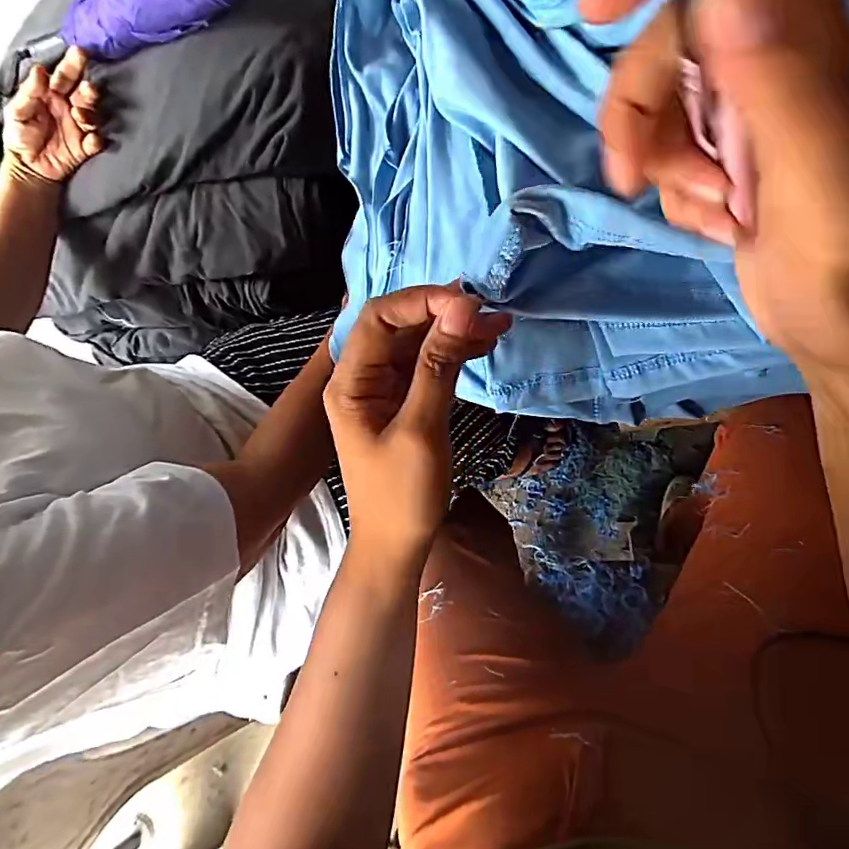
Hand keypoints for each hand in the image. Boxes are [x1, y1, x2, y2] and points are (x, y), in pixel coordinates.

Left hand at [5, 45, 101, 184]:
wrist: (28, 169)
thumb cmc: (19, 137)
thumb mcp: (15, 112)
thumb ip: (28, 92)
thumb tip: (40, 70)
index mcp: (51, 95)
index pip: (64, 76)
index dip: (72, 64)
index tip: (80, 52)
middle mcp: (70, 107)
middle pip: (84, 94)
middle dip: (89, 89)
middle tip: (88, 88)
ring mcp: (80, 127)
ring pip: (94, 114)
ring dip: (91, 113)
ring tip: (81, 115)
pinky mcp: (86, 146)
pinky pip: (97, 140)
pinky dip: (96, 139)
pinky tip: (92, 139)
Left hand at [325, 286, 512, 559]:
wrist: (396, 547)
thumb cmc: (401, 496)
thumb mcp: (421, 429)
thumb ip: (438, 367)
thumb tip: (461, 310)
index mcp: (350, 381)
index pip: (378, 318)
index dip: (420, 301)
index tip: (466, 302)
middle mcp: (363, 377)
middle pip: (399, 325)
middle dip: (443, 312)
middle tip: (488, 311)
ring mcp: (385, 388)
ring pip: (419, 342)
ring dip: (455, 330)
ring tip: (498, 324)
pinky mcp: (405, 400)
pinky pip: (429, 363)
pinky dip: (456, 352)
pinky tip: (485, 344)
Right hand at [581, 0, 848, 373]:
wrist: (848, 336)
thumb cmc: (847, 275)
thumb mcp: (822, 191)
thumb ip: (782, 90)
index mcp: (812, 53)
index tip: (597, 13)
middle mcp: (778, 68)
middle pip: (669, 39)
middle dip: (637, 107)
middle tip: (632, 175)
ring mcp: (749, 114)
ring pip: (659, 98)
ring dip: (656, 156)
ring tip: (706, 209)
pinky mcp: (727, 155)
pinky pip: (666, 148)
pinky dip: (672, 187)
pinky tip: (717, 223)